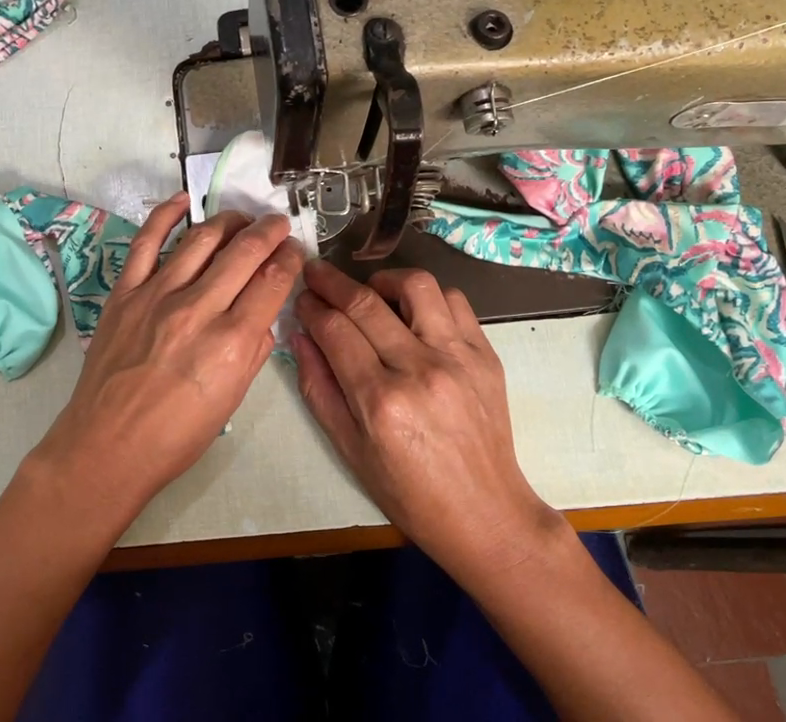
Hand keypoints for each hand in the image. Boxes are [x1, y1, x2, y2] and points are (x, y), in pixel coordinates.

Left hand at [29, 197, 304, 517]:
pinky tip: (183, 199)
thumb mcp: (231, 401)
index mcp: (231, 342)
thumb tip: (263, 315)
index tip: (295, 250)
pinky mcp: (125, 292)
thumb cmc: (176, 436)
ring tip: (242, 218)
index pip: (272, 282)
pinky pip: (145, 242)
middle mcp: (198, 309)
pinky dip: (165, 215)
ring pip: (201, 239)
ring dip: (228, 221)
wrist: (108, 444)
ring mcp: (157, 295)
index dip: (289, 259)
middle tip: (277, 224)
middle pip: (243, 253)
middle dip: (268, 232)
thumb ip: (252, 351)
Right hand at [292, 261, 563, 577]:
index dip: (311, 307)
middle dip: (332, 282)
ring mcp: (458, 358)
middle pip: (366, 303)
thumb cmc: (407, 490)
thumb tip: (299, 336)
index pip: (335, 330)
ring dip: (384, 280)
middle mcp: (419, 370)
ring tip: (370, 292)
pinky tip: (412, 312)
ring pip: (416, 287)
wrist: (483, 512)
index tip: (301, 298)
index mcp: (380, 400)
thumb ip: (318, 387)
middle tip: (315, 273)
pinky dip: (427, 297)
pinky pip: (455, 302)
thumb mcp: (348, 448)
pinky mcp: (486, 355)